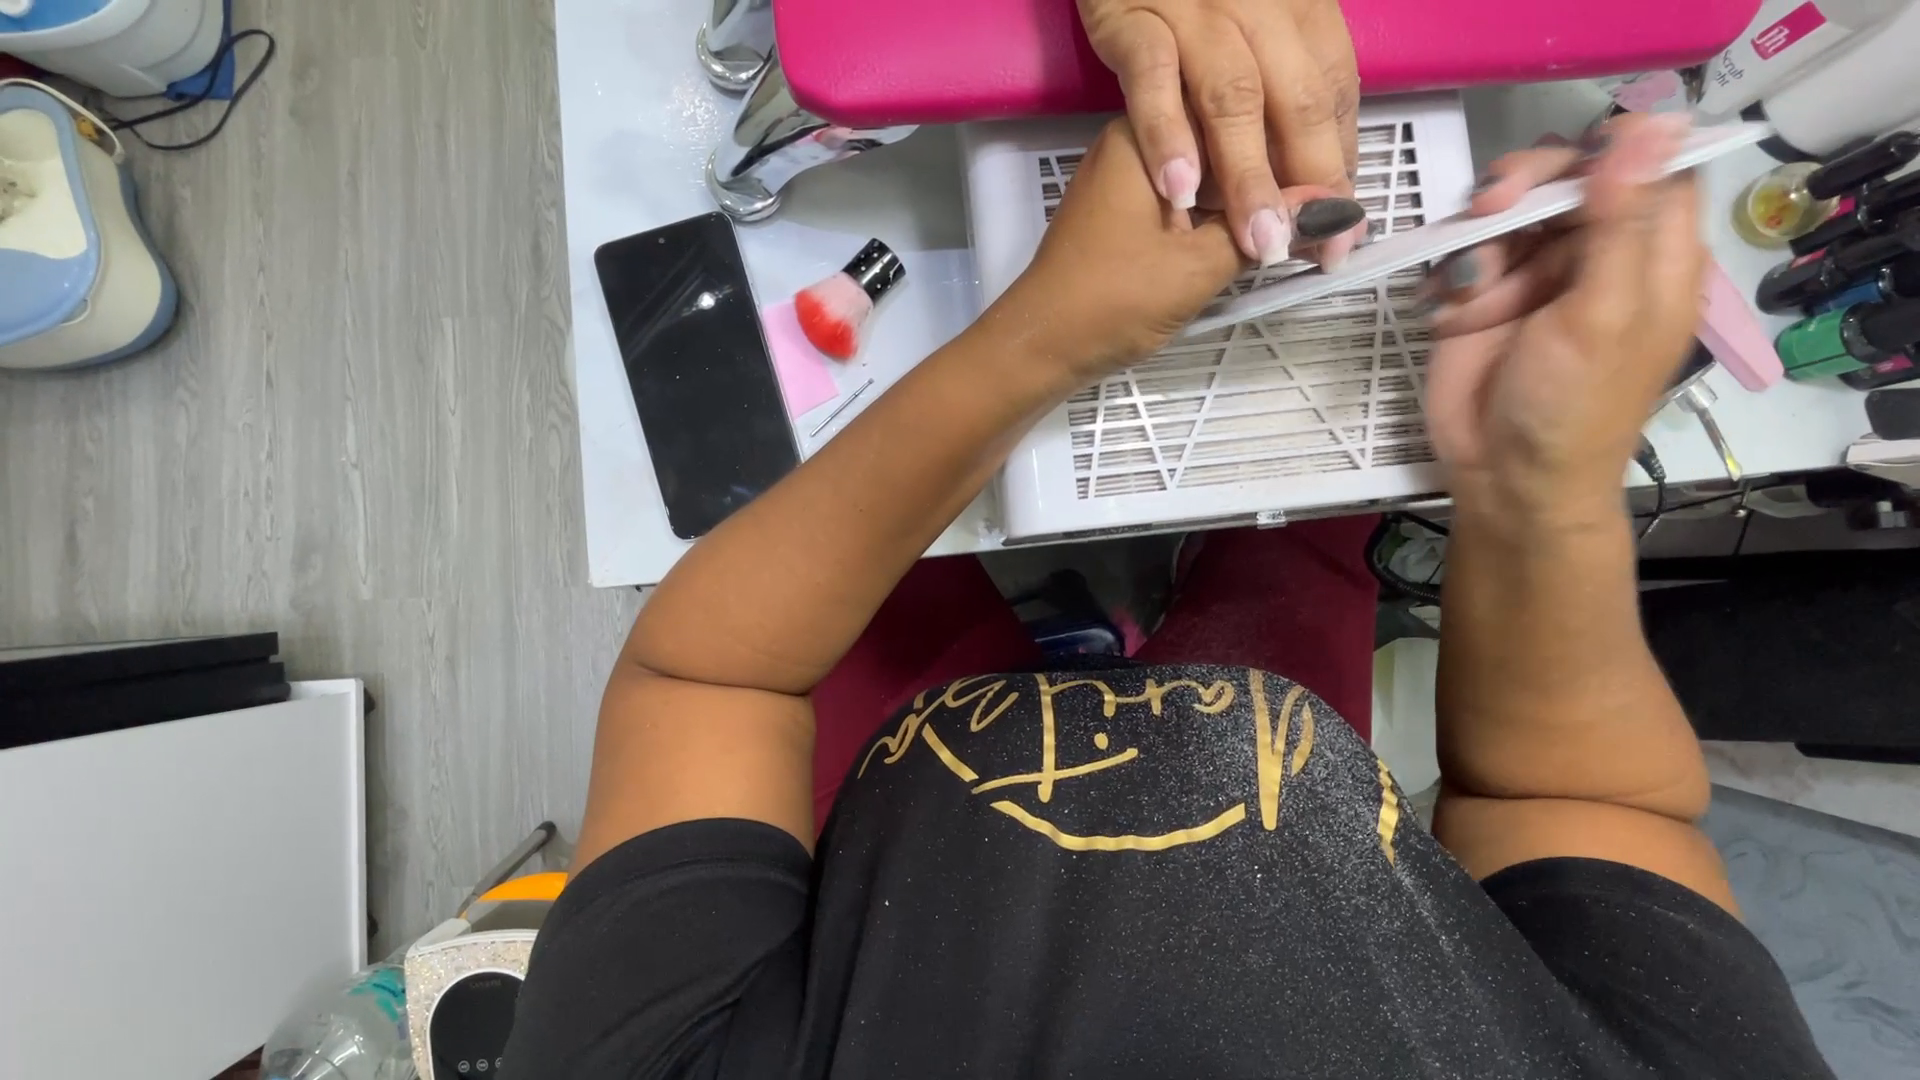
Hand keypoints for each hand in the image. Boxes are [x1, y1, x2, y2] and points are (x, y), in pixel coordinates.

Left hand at [990, 119, 1363, 376]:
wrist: (1037, 348)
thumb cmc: (1109, 301)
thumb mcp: (1198, 266)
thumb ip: (1269, 229)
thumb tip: (1337, 211)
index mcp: (1151, 128)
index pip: (1248, 124)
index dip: (1303, 167)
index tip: (1342, 211)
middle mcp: (1141, 139)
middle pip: (1234, 148)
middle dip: (1285, 190)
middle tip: (1333, 233)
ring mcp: (1133, 176)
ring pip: (1216, 179)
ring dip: (1259, 210)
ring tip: (1308, 243)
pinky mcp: (1129, 212)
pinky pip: (1193, 204)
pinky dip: (1226, 224)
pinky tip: (1260, 247)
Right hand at [1077, 0, 1361, 268]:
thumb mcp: (1250, 30)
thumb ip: (1280, 94)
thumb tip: (1309, 186)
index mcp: (1299, 9)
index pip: (1332, 95)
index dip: (1339, 166)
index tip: (1339, 232)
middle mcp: (1260, 5)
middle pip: (1294, 99)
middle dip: (1305, 184)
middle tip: (1304, 250)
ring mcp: (1196, 12)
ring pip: (1233, 97)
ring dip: (1247, 177)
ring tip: (1255, 242)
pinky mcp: (1134, 19)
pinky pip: (1154, 78)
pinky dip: (1167, 135)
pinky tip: (1178, 191)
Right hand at [1420, 114, 1704, 522]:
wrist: (1502, 472)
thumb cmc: (1570, 403)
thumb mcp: (1602, 314)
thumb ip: (1619, 224)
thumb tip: (1648, 127)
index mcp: (1649, 254)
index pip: (1650, 165)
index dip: (1613, 149)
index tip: (1570, 159)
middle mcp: (1592, 254)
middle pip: (1568, 177)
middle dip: (1527, 182)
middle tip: (1490, 205)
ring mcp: (1530, 276)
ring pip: (1507, 211)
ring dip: (1478, 231)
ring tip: (1465, 274)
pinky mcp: (1477, 298)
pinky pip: (1461, 255)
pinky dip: (1448, 269)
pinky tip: (1445, 303)